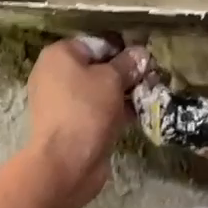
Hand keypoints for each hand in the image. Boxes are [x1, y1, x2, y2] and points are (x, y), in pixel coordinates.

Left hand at [24, 36, 150, 207]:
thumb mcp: (112, 80)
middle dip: (126, 74)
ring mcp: (61, 101)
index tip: (146, 61)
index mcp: (59, 55)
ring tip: (150, 97)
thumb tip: (140, 53)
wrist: (65, 164)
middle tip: (153, 80)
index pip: (98, 43)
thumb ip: (127, 65)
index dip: (124, 50)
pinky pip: (96, 110)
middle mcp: (55, 74)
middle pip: (98, 67)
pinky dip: (115, 111)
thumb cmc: (86, 110)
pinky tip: (140, 115)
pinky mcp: (70, 124)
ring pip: (99, 90)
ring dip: (124, 93)